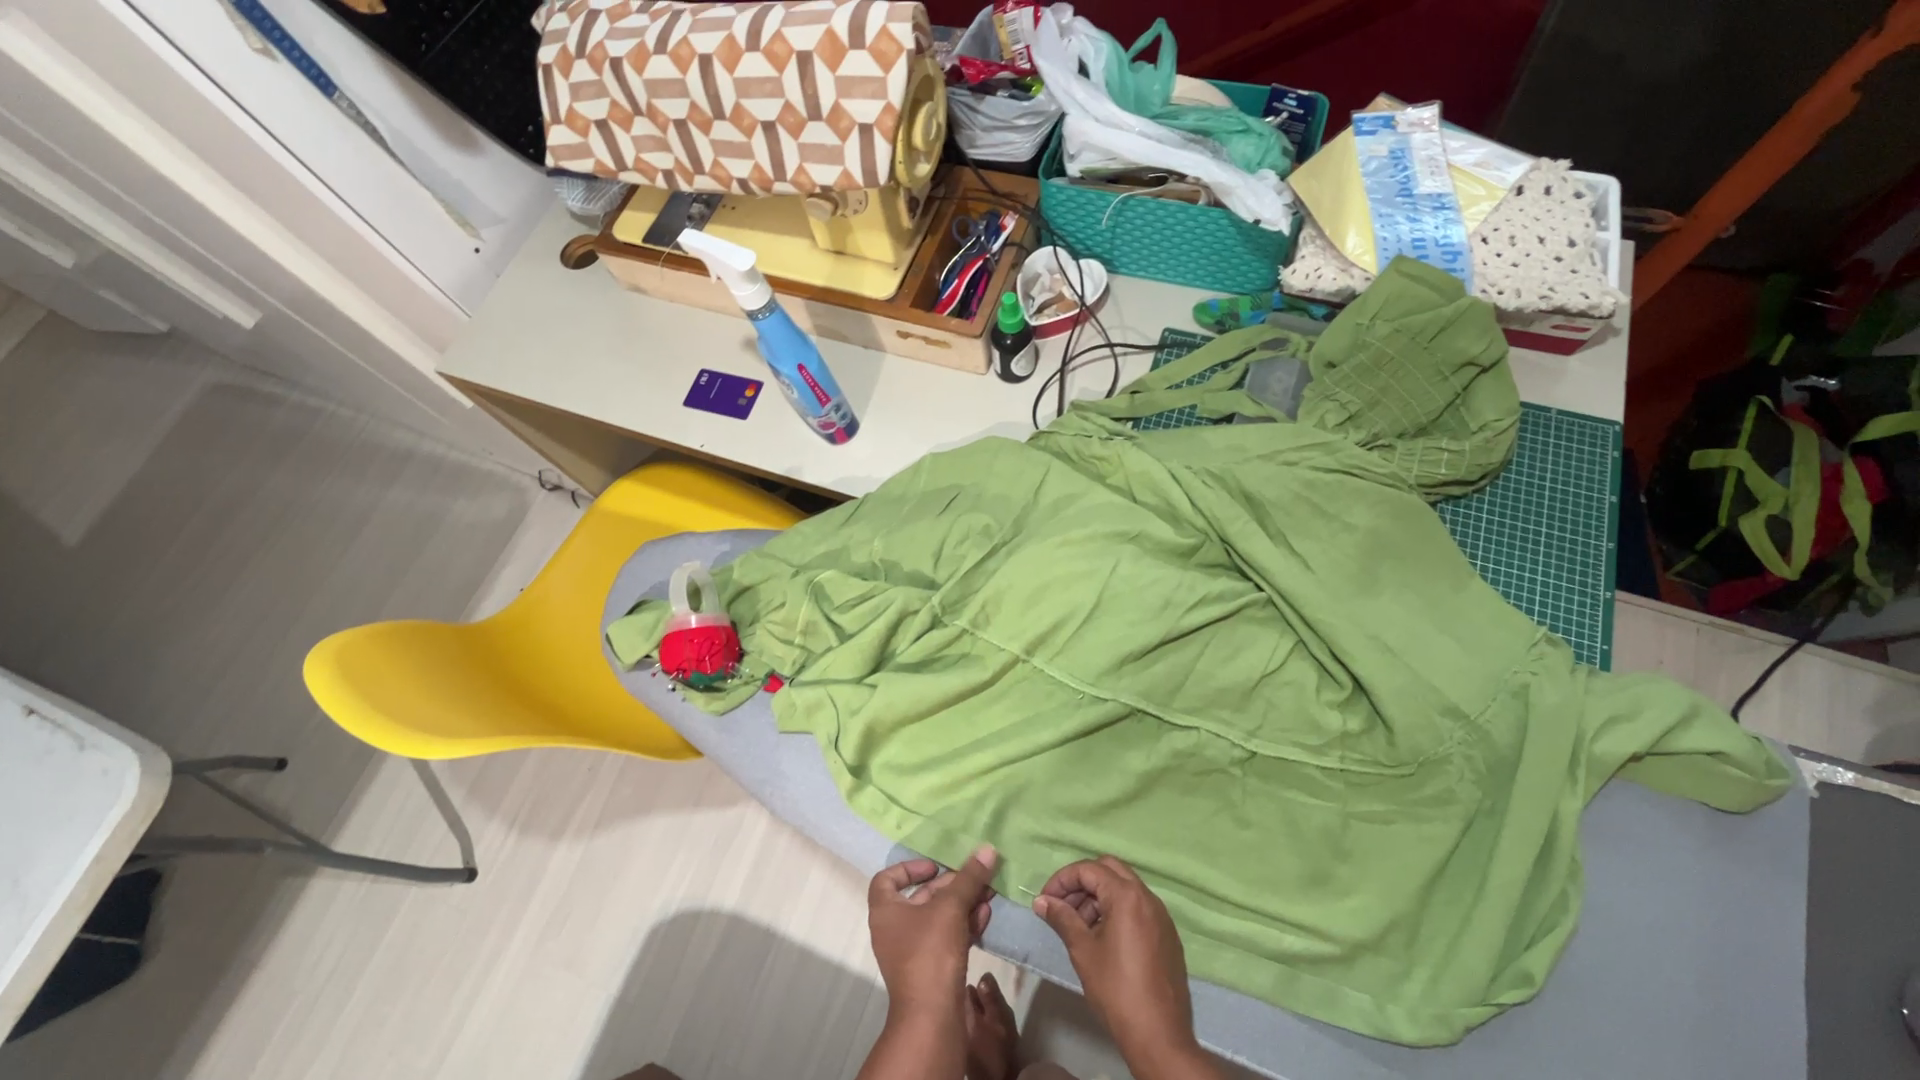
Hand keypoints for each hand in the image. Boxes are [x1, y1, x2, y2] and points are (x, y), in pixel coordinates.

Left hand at [867, 845, 997, 1013]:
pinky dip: (965, 925)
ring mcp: (913, 951)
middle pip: (921, 897)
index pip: (887, 878)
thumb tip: (987, 849)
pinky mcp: (932, 968)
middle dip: (952, 885)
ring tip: (989, 893)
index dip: (910, 867)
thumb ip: (968, 878)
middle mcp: (894, 929)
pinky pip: (948, 938)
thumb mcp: (950, 908)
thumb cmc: (930, 952)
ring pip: (939, 918)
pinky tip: (987, 916)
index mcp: (885, 911)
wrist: (932, 1016)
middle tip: (977, 876)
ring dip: (964, 904)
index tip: (936, 866)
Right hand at [1034, 856, 1214, 1079]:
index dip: (1062, 880)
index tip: (1045, 900)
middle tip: (1062, 907)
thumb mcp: (1083, 950)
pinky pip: (1138, 908)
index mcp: (1127, 896)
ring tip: (1079, 927)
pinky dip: (1116, 911)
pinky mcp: (1167, 935)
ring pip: (1124, 889)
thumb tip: (1042, 901)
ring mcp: (1161, 916)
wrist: (1158, 1033)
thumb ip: (1062, 918)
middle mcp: (1148, 898)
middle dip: (1081, 883)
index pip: (1089, 869)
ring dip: (1098, 898)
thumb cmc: (1116, 989)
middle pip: (1109, 870)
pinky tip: (1102, 939)